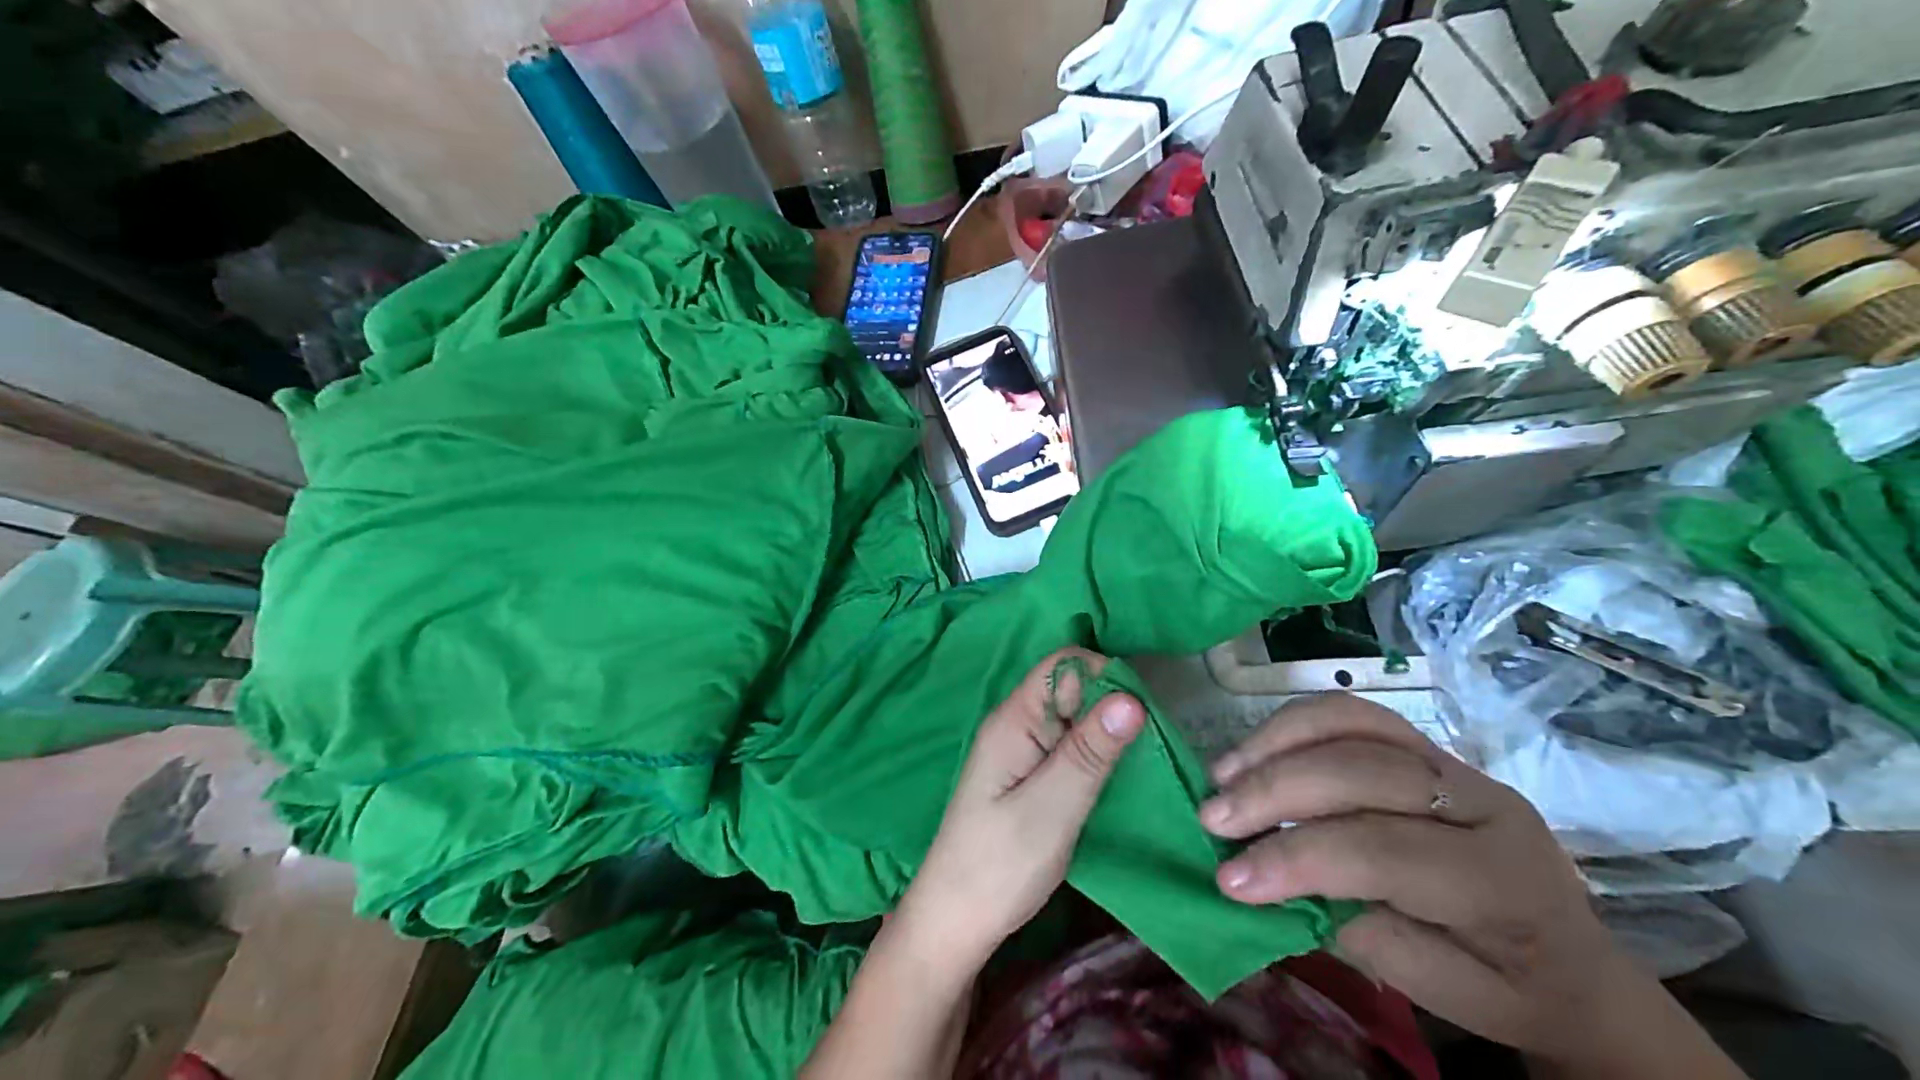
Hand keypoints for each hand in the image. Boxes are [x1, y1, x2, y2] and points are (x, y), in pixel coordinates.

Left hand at [897, 647, 1146, 972]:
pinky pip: (1072, 750)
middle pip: (1073, 689)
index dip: (1106, 677)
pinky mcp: (1032, 778)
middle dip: (1114, 707)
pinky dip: (1099, 758)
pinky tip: (1123, 781)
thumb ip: (1089, 753)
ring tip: (1144, 766)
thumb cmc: (999, 866)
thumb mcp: (1051, 809)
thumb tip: (1131, 698)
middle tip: (1151, 747)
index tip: (1143, 716)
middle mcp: (1017, 725)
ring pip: (1076, 720)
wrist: (955, 921)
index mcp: (1014, 720)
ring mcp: (1023, 751)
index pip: (1065, 665)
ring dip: (1110, 736)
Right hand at [1200, 693, 1738, 1075]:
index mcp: (1500, 877)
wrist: (1569, 960)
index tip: (1228, 878)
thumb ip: (1351, 926)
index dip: (1295, 859)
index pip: (1381, 850)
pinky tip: (1256, 750)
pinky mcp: (1423, 745)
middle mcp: (1481, 801)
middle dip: (1274, 791)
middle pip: (1361, 770)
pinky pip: (1351, 714)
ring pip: (1352, 722)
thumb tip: (1264, 880)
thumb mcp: (1435, 985)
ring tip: (1223, 774)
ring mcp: (1451, 763)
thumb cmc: (1503, 984)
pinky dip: (1293, 725)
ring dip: (1275, 742)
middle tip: (1212, 817)